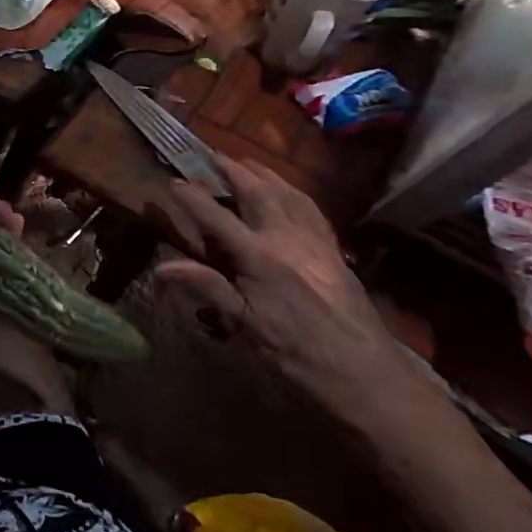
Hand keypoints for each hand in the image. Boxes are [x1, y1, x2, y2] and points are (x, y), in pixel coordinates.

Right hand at [153, 158, 407, 409]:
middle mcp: (289, 240)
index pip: (218, 219)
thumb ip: (208, 289)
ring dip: (266, 175)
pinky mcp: (336, 253)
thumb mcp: (248, 326)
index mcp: (262, 258)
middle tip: (212, 154)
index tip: (172, 181)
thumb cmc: (300, 355)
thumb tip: (162, 268)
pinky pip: (313, 211)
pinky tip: (291, 193)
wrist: (369, 377)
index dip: (194, 198)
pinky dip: (296, 194)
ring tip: (248, 162)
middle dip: (234, 171)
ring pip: (290, 196)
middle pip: (259, 194)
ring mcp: (317, 244)